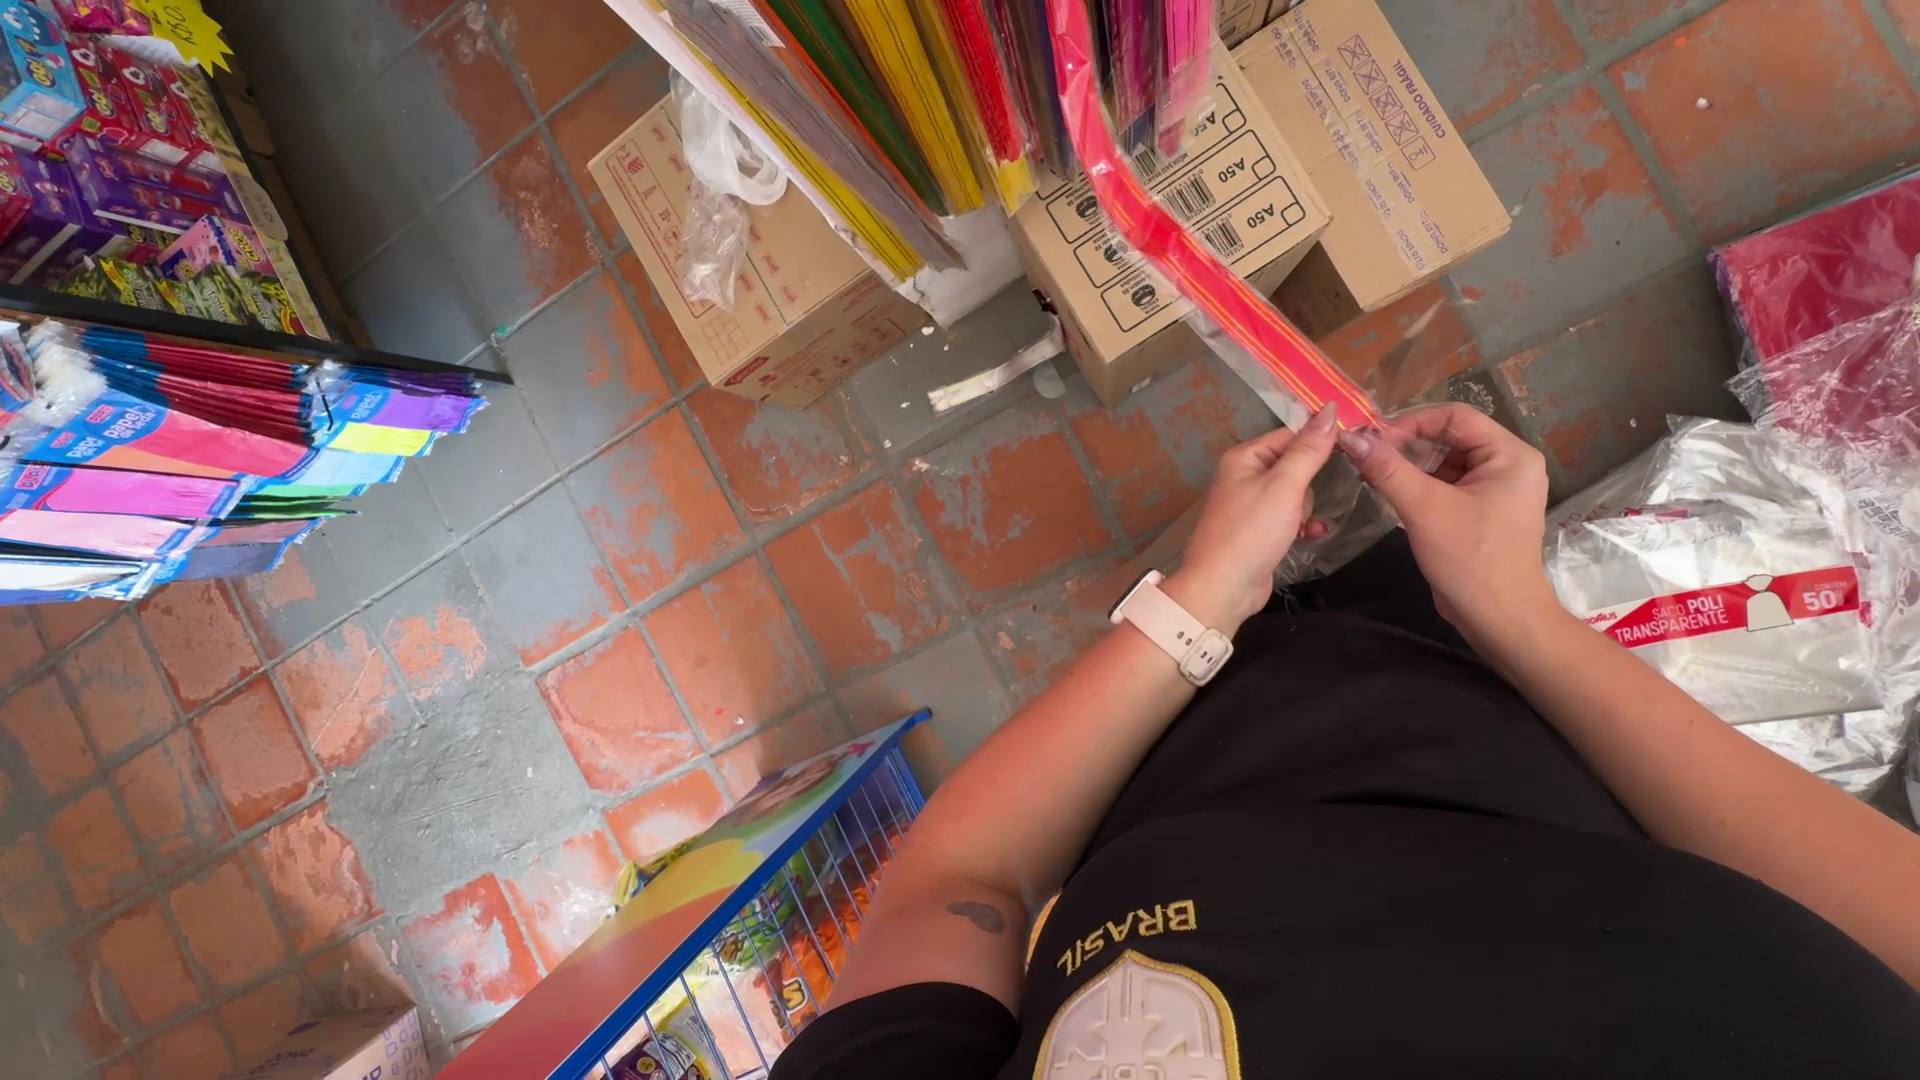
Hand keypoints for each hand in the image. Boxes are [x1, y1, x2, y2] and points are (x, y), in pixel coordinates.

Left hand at [1166, 403, 1339, 632]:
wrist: (1224, 586)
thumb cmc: (1251, 532)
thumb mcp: (1284, 486)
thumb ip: (1309, 450)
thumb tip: (1330, 408)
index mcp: (1243, 458)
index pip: (1290, 436)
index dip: (1319, 444)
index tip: (1350, 452)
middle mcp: (1243, 476)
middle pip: (1295, 466)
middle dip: (1308, 487)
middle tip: (1302, 504)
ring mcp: (1249, 504)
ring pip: (1296, 494)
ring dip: (1305, 510)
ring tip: (1299, 525)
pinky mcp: (1258, 530)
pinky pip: (1289, 517)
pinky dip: (1300, 526)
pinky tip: (1308, 536)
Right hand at [1338, 404, 1559, 636]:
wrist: (1498, 615)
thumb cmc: (1469, 558)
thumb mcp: (1423, 508)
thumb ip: (1386, 469)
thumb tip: (1350, 437)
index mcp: (1510, 455)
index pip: (1455, 416)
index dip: (1410, 421)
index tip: (1370, 438)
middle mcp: (1508, 464)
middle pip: (1448, 436)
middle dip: (1404, 443)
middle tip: (1363, 454)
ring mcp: (1494, 488)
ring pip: (1443, 460)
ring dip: (1406, 463)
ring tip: (1369, 472)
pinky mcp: (1479, 509)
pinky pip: (1443, 482)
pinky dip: (1415, 482)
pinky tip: (1386, 489)